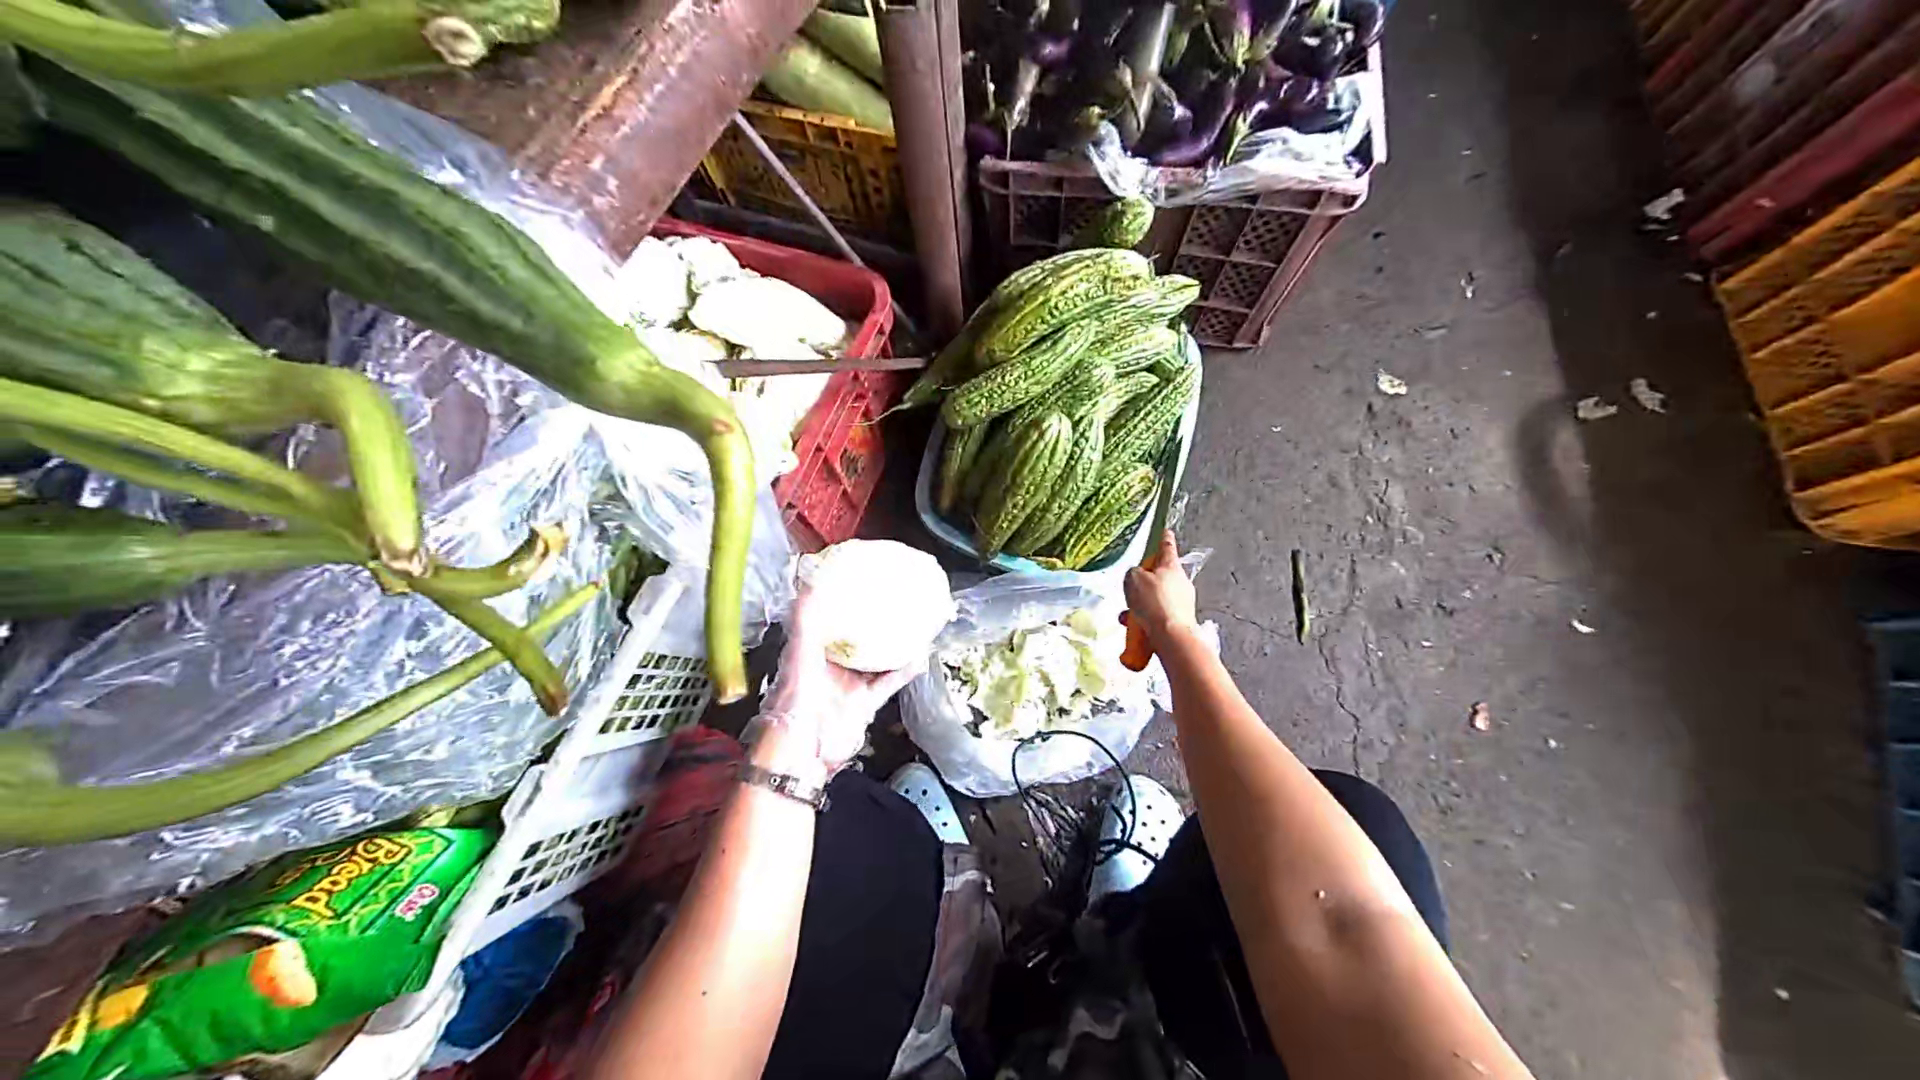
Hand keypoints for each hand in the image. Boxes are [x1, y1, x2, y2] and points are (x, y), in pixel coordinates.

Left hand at [757, 581, 924, 774]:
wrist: (804, 752)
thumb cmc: (794, 702)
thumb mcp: (799, 653)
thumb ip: (805, 620)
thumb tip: (809, 583)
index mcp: (807, 651)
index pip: (822, 619)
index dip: (837, 601)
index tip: (854, 582)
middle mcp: (827, 666)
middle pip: (852, 638)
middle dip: (868, 620)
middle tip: (889, 598)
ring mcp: (847, 685)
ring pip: (874, 658)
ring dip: (891, 643)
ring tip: (910, 622)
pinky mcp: (863, 703)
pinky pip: (887, 682)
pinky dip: (903, 670)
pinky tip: (918, 655)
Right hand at [1124, 530, 1199, 649]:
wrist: (1171, 636)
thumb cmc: (1154, 603)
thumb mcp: (1134, 579)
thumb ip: (1133, 573)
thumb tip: (1136, 577)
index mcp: (1171, 566)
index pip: (1166, 547)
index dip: (1163, 539)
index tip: (1166, 531)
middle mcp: (1180, 582)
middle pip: (1159, 575)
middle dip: (1143, 583)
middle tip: (1131, 588)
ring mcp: (1182, 602)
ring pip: (1156, 598)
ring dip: (1140, 605)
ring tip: (1127, 615)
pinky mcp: (1179, 620)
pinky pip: (1157, 615)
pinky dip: (1145, 619)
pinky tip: (1133, 628)